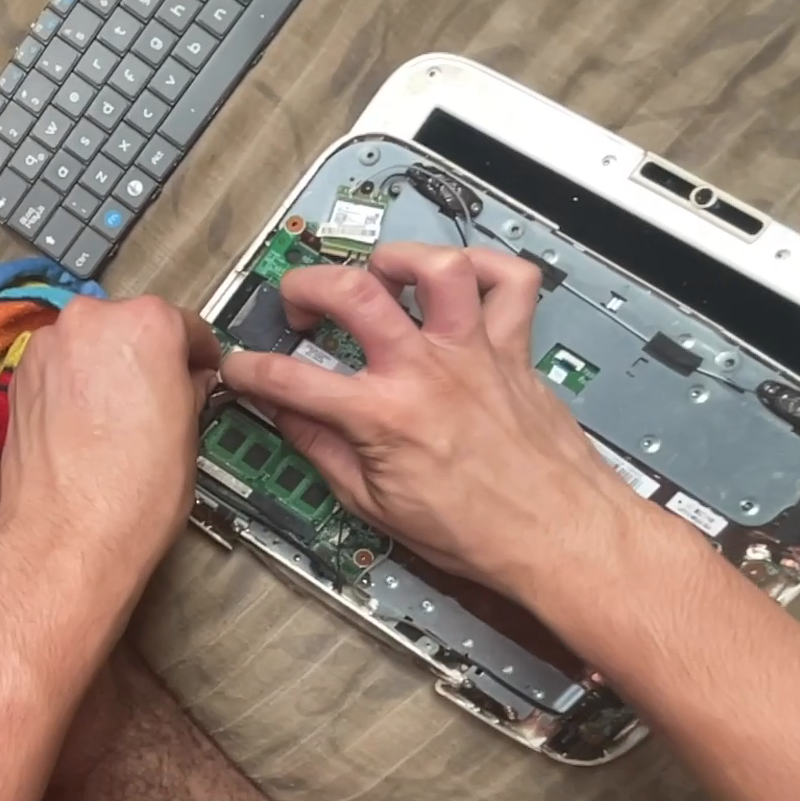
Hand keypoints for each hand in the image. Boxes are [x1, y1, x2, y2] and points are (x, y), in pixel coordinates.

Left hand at [0, 295, 222, 598]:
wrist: (66, 534)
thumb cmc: (128, 494)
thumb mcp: (188, 432)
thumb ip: (188, 389)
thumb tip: (187, 382)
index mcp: (145, 325)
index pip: (183, 325)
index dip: (195, 354)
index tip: (196, 368)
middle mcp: (90, 322)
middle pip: (128, 327)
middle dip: (143, 357)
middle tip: (155, 396)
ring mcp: (47, 347)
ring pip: (88, 345)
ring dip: (102, 369)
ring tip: (115, 417)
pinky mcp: (18, 376)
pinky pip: (56, 368)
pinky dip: (70, 385)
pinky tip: (83, 424)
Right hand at [219, 243, 668, 602]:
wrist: (561, 539)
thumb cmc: (474, 530)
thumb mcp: (367, 500)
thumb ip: (317, 445)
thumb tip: (282, 412)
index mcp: (381, 417)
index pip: (288, 379)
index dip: (246, 370)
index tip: (238, 369)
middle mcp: (425, 372)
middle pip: (353, 293)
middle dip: (304, 286)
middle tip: (298, 308)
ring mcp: (473, 354)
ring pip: (437, 269)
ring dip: (394, 261)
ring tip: (374, 277)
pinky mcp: (512, 351)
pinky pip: (513, 282)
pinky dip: (483, 267)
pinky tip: (453, 280)